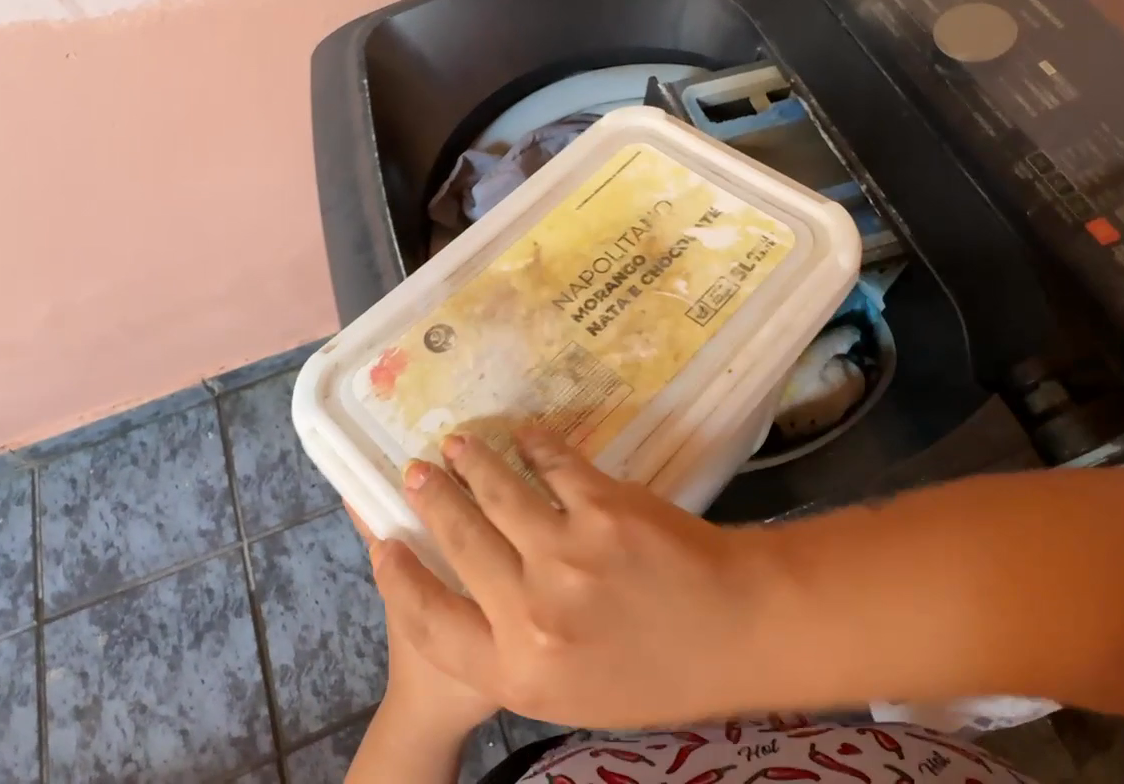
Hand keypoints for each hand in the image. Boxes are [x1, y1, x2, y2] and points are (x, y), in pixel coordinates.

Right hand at [368, 427, 781, 728]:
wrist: (739, 630)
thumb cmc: (660, 673)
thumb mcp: (574, 690)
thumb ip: (520, 651)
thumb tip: (480, 600)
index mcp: (519, 672)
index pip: (431, 622)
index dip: (401, 578)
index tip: (383, 543)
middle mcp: (531, 614)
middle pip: (459, 543)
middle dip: (432, 501)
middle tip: (415, 472)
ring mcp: (566, 555)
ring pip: (498, 494)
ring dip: (473, 462)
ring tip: (457, 443)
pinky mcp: (603, 508)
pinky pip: (554, 466)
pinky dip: (535, 445)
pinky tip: (524, 433)